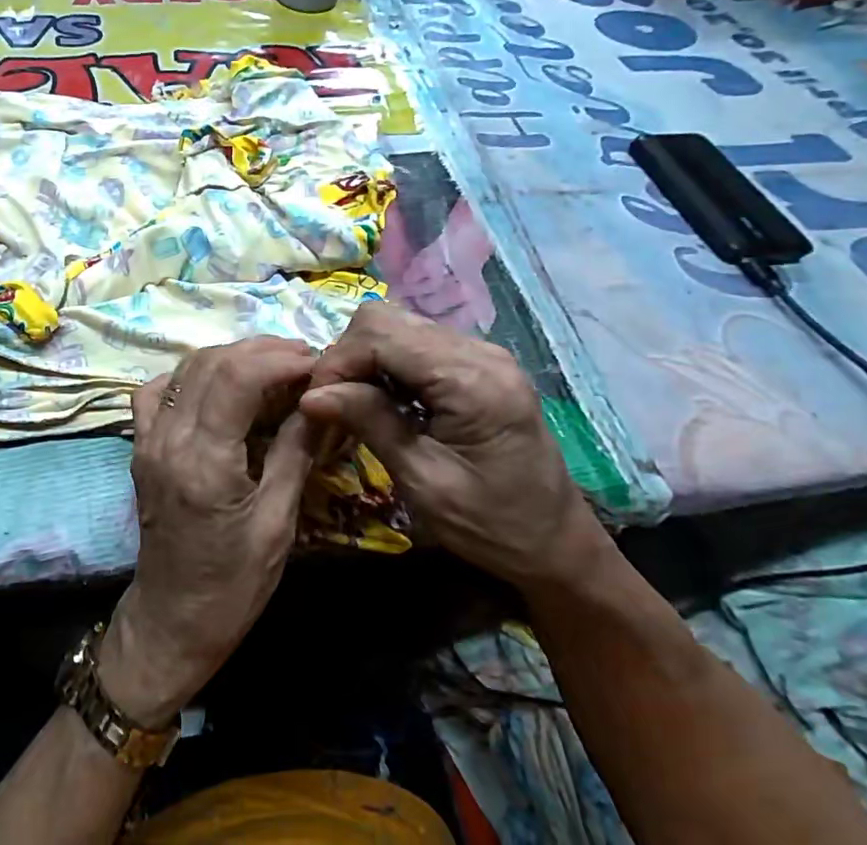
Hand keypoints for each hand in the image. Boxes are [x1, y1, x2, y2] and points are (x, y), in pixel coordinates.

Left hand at [98, 337, 320, 728]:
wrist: (173, 617)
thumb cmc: (233, 583)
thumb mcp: (277, 523)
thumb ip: (294, 453)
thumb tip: (321, 400)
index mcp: (203, 459)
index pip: (236, 376)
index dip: (280, 359)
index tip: (318, 362)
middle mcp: (166, 439)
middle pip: (208, 363)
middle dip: (260, 351)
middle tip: (303, 359)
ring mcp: (146, 440)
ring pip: (181, 370)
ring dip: (228, 358)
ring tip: (272, 366)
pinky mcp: (140, 447)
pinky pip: (156, 393)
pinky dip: (188, 377)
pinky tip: (217, 386)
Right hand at [298, 301, 611, 590]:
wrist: (556, 546)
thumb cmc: (491, 525)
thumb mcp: (423, 481)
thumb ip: (370, 424)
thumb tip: (310, 396)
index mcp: (473, 381)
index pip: (379, 335)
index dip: (336, 362)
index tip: (315, 405)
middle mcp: (480, 353)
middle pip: (385, 319)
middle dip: (346, 356)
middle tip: (331, 403)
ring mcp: (481, 355)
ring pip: (395, 326)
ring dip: (362, 359)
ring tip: (352, 403)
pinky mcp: (477, 365)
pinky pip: (413, 343)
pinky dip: (384, 364)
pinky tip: (382, 400)